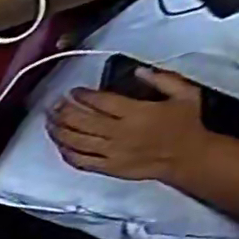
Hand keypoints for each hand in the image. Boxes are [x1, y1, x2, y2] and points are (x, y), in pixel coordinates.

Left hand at [48, 67, 214, 181]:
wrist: (187, 157)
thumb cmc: (186, 124)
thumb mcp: (184, 93)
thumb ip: (162, 79)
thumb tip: (138, 71)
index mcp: (136, 113)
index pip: (101, 102)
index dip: (83, 96)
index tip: (73, 91)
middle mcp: (120, 133)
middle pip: (83, 121)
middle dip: (64, 112)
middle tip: (54, 106)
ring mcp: (112, 152)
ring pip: (78, 141)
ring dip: (60, 131)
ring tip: (50, 123)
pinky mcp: (109, 168)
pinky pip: (83, 161)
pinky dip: (68, 153)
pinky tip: (60, 146)